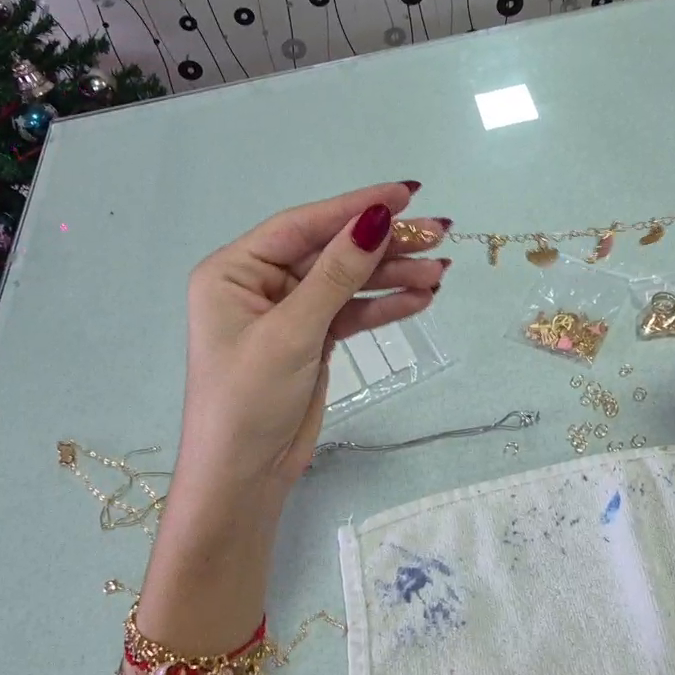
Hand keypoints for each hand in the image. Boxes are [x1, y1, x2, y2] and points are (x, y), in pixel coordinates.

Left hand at [176, 184, 448, 502]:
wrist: (243, 480)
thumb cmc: (249, 401)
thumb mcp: (292, 333)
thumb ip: (336, 274)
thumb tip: (377, 219)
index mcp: (234, 270)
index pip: (303, 226)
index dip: (356, 207)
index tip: (406, 194)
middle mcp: (260, 284)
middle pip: (331, 251)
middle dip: (384, 245)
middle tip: (439, 234)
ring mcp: (289, 312)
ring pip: (348, 282)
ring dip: (393, 277)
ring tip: (440, 271)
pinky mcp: (311, 339)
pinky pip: (352, 312)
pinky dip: (384, 307)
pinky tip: (421, 298)